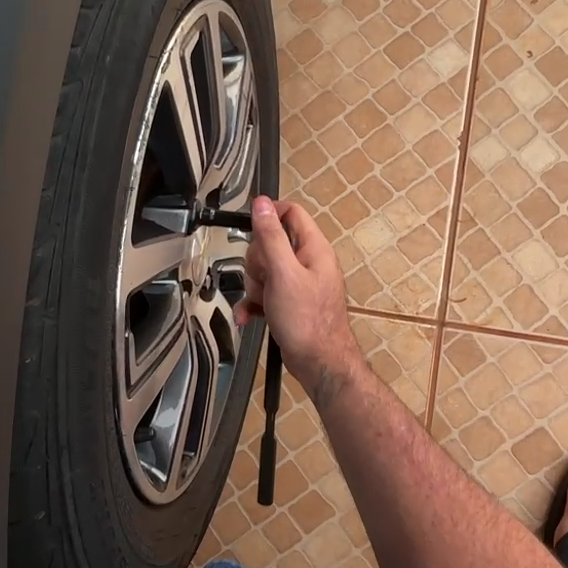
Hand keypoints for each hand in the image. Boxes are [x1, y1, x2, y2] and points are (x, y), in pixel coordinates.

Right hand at [236, 196, 364, 395]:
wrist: (318, 363)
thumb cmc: (306, 320)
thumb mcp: (283, 273)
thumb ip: (271, 237)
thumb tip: (262, 203)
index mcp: (313, 248)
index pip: (290, 213)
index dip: (268, 216)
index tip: (250, 231)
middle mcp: (308, 262)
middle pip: (270, 244)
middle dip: (257, 264)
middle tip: (266, 280)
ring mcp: (298, 283)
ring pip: (264, 271)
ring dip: (255, 288)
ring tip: (264, 303)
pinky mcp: (289, 303)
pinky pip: (264, 294)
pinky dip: (254, 304)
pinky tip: (249, 316)